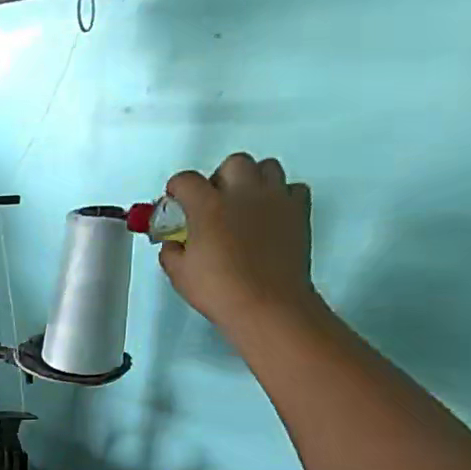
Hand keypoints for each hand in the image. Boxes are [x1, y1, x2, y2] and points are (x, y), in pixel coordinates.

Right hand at [157, 153, 317, 329]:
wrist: (269, 305)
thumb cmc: (220, 291)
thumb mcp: (180, 275)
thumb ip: (171, 252)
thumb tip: (174, 243)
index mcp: (208, 205)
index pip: (186, 179)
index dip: (177, 189)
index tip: (176, 202)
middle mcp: (242, 193)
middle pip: (232, 163)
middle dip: (221, 178)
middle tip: (216, 202)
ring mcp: (274, 199)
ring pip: (267, 167)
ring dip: (253, 180)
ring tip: (247, 204)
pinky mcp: (299, 212)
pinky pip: (293, 189)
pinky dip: (282, 197)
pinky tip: (273, 215)